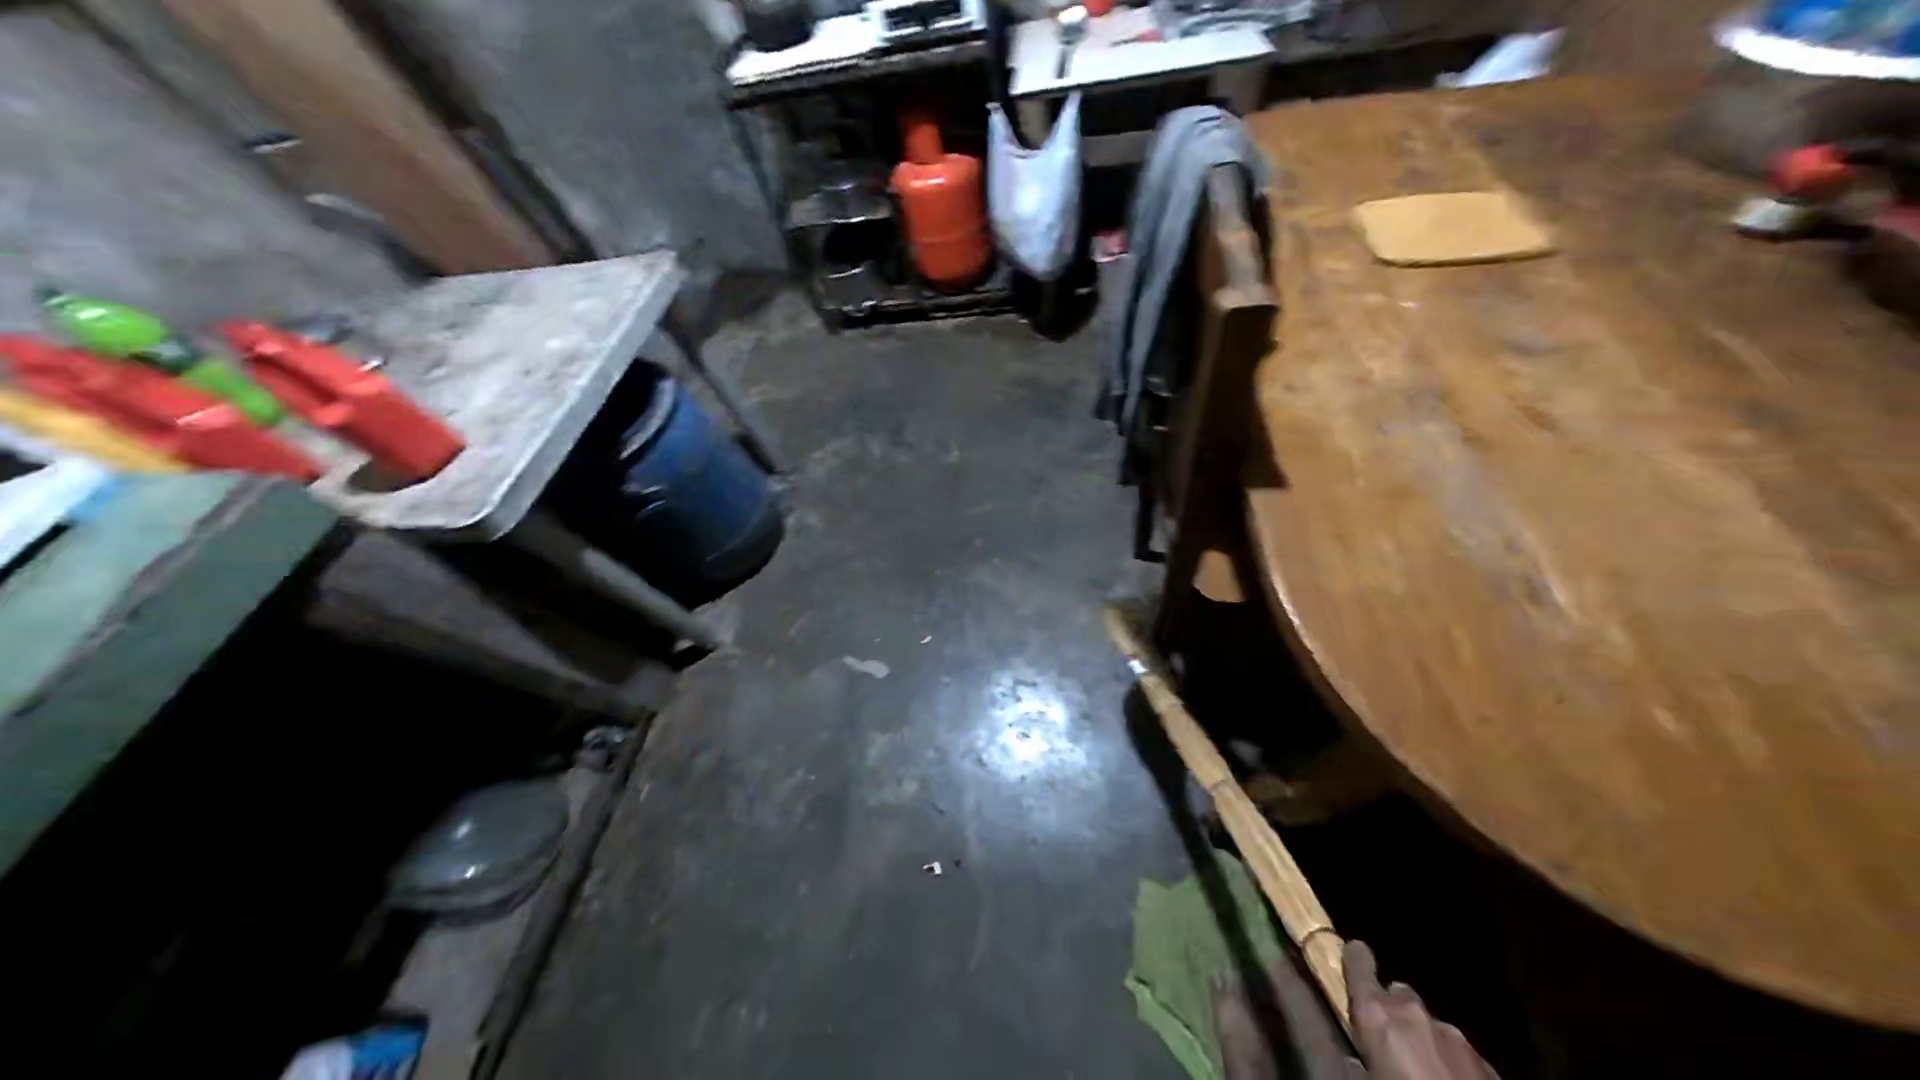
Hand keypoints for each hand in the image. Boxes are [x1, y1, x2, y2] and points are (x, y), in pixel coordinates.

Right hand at [1346, 941, 1497, 1079]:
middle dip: (1391, 1011)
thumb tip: (1350, 1053)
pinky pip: (1459, 1053)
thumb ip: (1346, 1059)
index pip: (1358, 961)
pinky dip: (1449, 1063)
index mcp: (1377, 1015)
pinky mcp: (1490, 1067)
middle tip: (1386, 1044)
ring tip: (1420, 1074)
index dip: (1353, 958)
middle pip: (1397, 994)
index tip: (1350, 957)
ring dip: (1422, 1040)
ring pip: (1430, 1025)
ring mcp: (1457, 1039)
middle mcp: (1414, 1014)